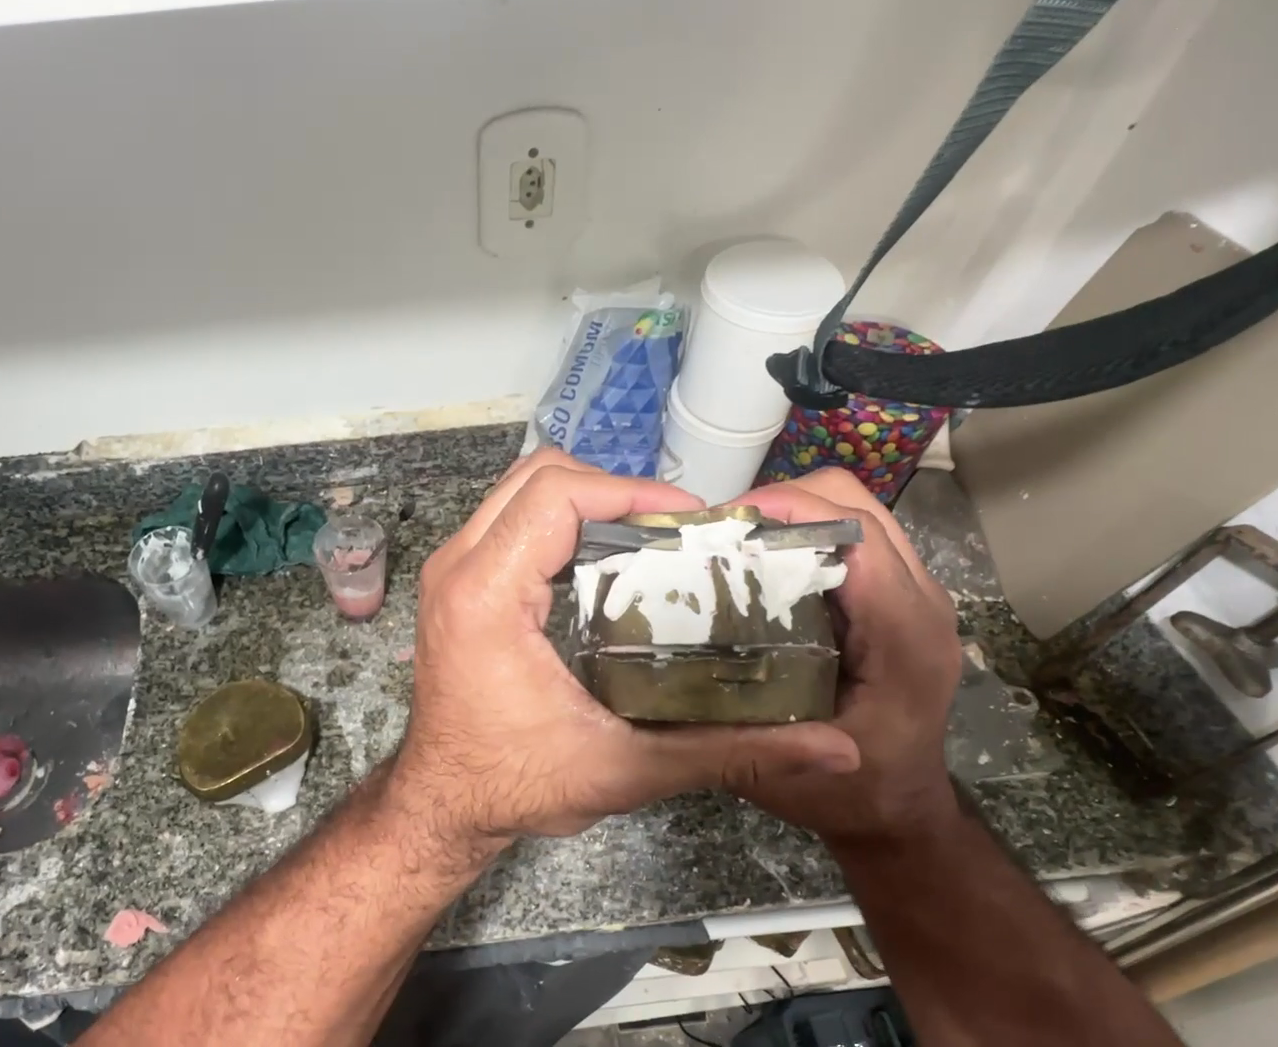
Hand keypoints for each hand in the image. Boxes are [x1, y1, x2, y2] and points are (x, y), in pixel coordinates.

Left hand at [388, 450, 858, 845]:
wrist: (442, 801)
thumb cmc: (514, 784)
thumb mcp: (624, 769)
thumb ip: (727, 749)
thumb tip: (835, 750)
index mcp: (485, 595)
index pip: (552, 496)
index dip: (627, 490)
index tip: (686, 519)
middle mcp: (458, 567)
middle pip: (535, 476)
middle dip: (613, 487)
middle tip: (673, 528)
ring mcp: (450, 570)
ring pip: (519, 490)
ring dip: (586, 500)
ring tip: (648, 538)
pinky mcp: (455, 582)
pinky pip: (509, 518)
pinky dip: (559, 521)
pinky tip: (606, 560)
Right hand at [729, 468, 963, 843]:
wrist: (900, 810)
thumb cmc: (846, 792)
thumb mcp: (780, 768)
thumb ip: (738, 717)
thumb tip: (682, 666)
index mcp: (903, 638)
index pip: (856, 535)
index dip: (788, 509)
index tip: (719, 520)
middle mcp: (920, 603)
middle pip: (859, 504)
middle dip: (784, 499)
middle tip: (721, 530)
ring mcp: (915, 596)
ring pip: (857, 510)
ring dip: (794, 511)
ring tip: (737, 538)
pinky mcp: (899, 597)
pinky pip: (854, 534)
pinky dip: (805, 530)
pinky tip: (763, 560)